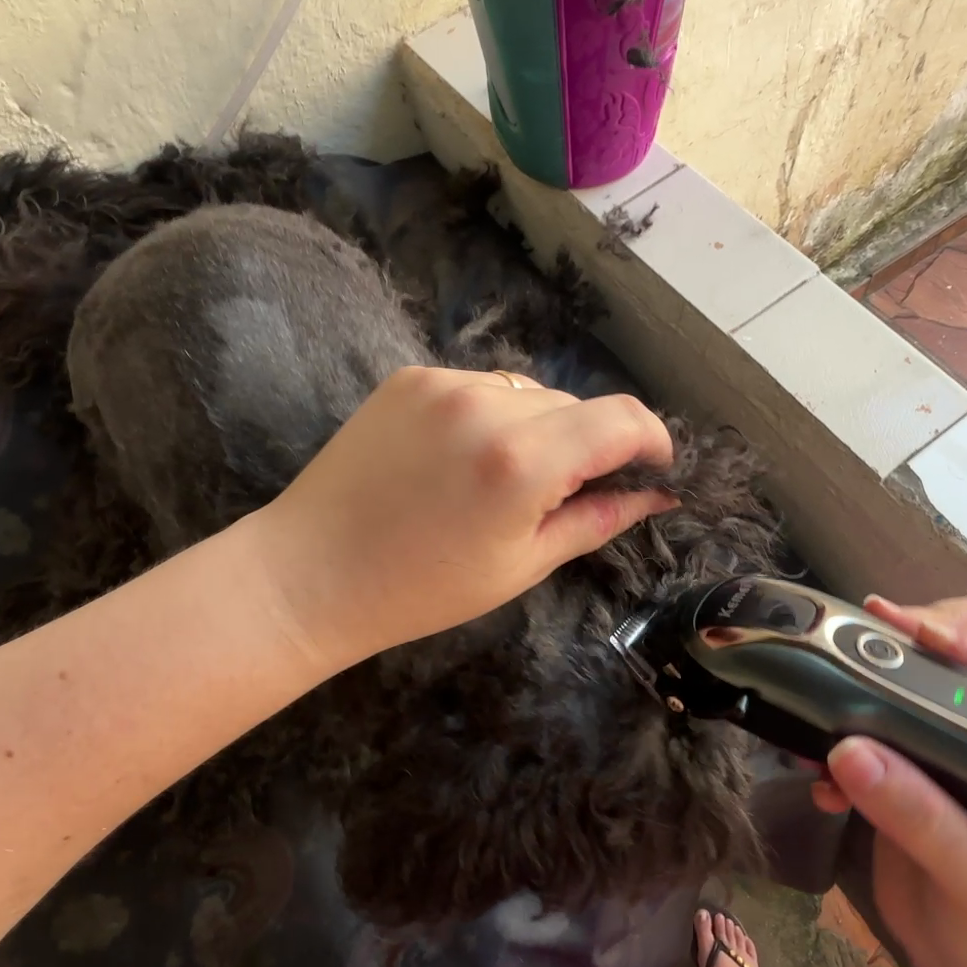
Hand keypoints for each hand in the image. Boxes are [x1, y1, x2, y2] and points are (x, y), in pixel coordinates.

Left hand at [241, 366, 675, 667]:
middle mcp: (488, 403)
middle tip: (560, 495)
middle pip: (575, 405)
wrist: (311, 572)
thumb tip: (655, 495)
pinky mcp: (411, 377)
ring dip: (538, 428)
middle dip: (586, 445)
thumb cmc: (422, 588)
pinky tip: (459, 459)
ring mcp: (444, 382)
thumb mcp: (523, 565)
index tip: (652, 467)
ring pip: (529, 392)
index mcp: (522, 461)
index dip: (651, 439)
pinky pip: (482, 386)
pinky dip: (492, 416)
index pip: (622, 418)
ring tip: (500, 479)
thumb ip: (597, 519)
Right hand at [812, 595, 966, 966]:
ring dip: (875, 665)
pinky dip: (842, 724)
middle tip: (879, 626)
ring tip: (832, 674)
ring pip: (925, 667)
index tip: (937, 643)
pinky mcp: (912, 759)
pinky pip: (875, 713)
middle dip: (930, 628)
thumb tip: (850, 749)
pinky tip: (818, 767)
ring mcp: (960, 742)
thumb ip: (922, 819)